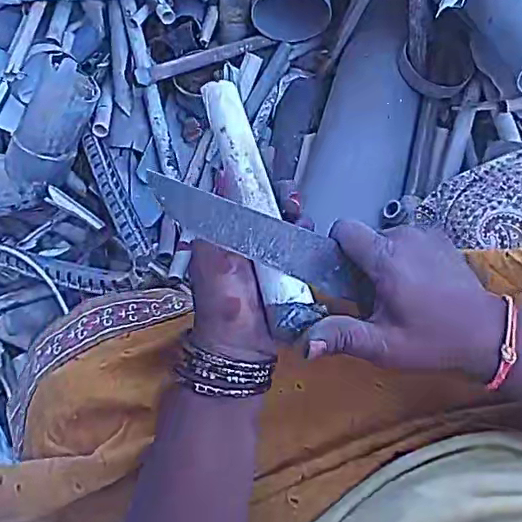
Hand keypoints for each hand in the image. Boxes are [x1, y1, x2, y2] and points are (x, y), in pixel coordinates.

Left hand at [185, 174, 298, 361]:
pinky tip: (305, 239)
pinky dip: (307, 238)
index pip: (244, 194)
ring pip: (291, 220)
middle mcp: (250, 236)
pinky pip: (304, 244)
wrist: (242, 344)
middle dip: (282, 197)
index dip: (256, 183)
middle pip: (272, 203)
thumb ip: (220, 216)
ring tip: (295, 222)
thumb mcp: (214, 253)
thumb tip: (222, 177)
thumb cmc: (220, 303)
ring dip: (296, 217)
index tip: (266, 177)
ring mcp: (273, 251)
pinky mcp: (293, 267)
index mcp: (226, 229)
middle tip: (288, 202)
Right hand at [304, 221, 508, 378]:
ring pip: (385, 238)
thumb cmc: (435, 341)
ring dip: (384, 260)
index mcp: (385, 257)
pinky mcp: (439, 238)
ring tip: (401, 292)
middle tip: (376, 297)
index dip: (337, 249)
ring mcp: (425, 234)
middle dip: (363, 263)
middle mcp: (404, 236)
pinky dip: (406, 257)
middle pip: (364, 238)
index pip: (343, 229)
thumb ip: (343, 337)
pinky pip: (407, 240)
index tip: (345, 276)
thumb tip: (306, 343)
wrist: (490, 336)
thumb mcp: (384, 345)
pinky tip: (420, 284)